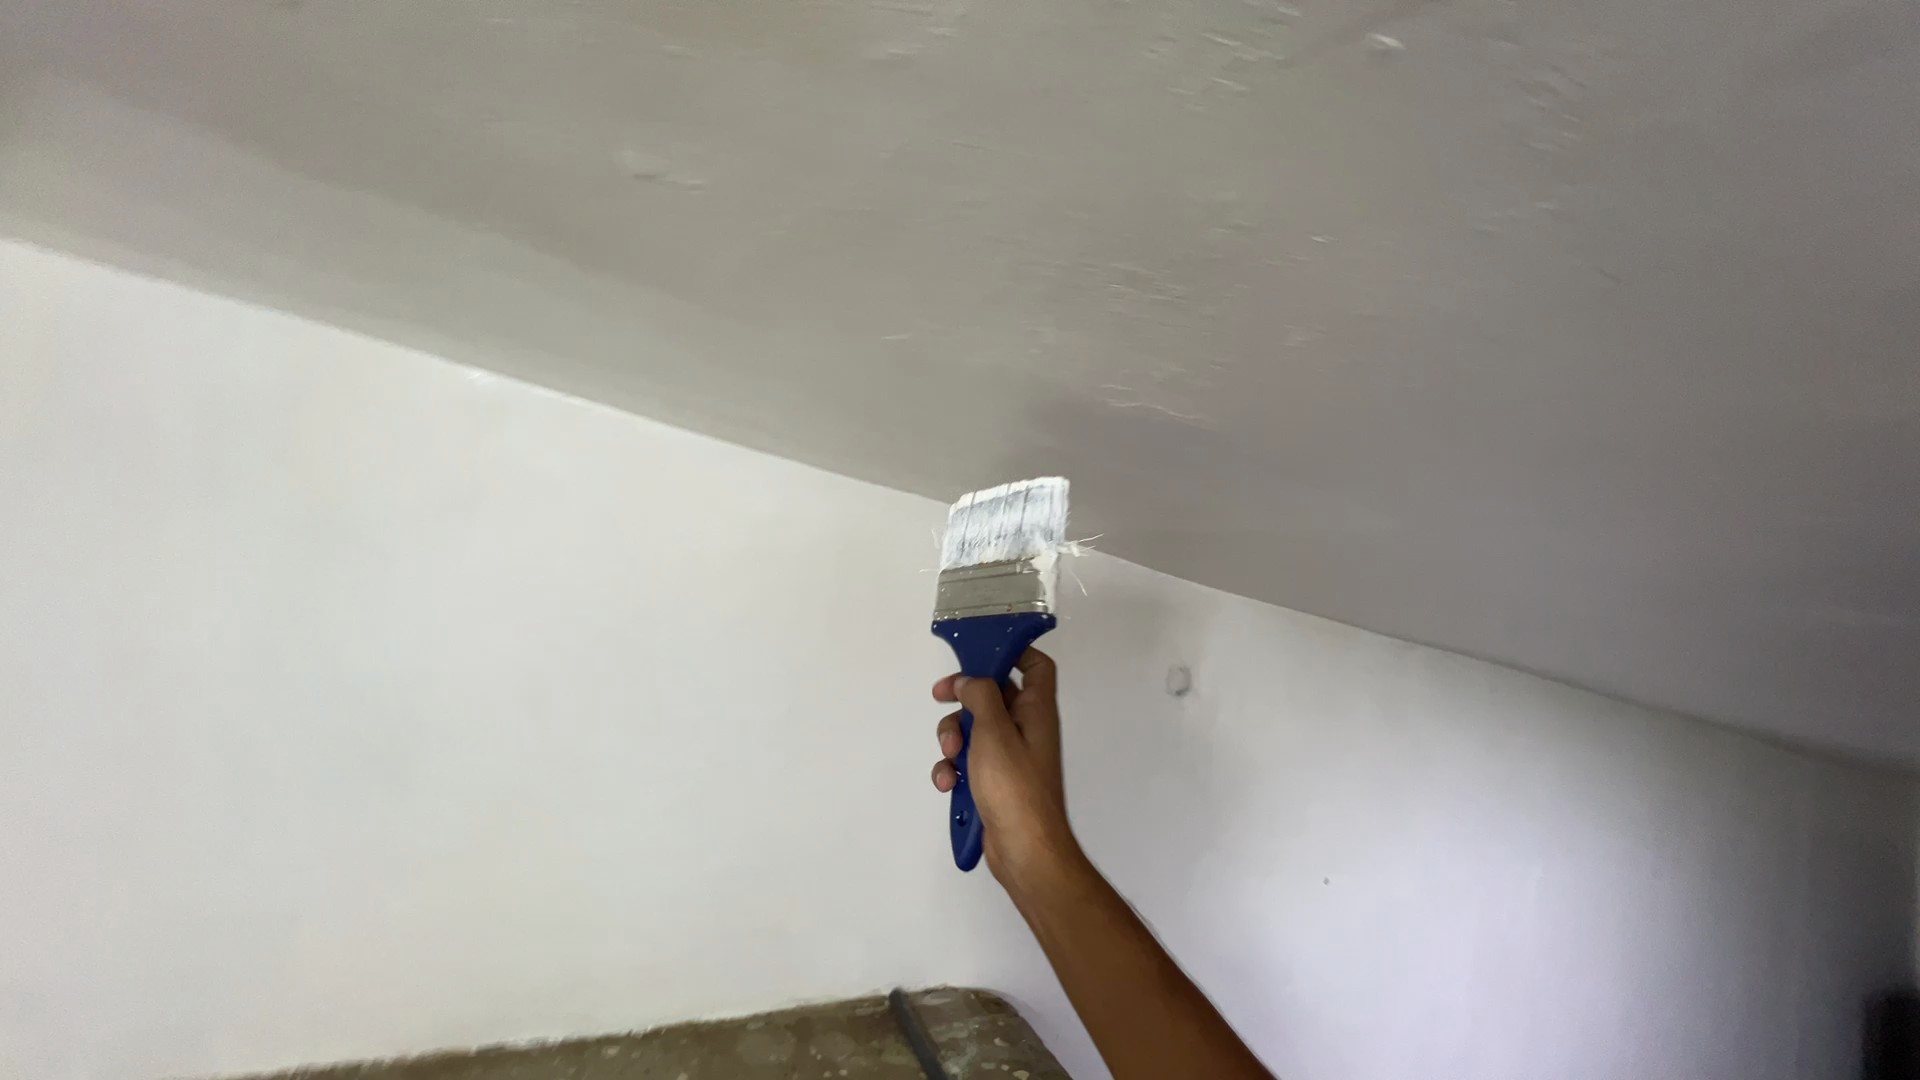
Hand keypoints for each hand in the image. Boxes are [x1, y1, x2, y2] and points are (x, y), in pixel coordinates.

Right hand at [930, 648, 1080, 887]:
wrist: (1023, 851)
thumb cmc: (1014, 785)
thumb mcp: (994, 731)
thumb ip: (979, 696)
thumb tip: (968, 680)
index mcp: (1036, 710)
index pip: (1035, 665)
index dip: (1013, 652)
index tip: (981, 652)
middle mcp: (1026, 728)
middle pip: (992, 695)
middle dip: (963, 699)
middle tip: (940, 696)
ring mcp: (1009, 756)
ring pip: (973, 728)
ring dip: (952, 738)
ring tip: (950, 756)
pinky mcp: (993, 781)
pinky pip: (967, 760)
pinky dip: (953, 767)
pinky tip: (948, 784)